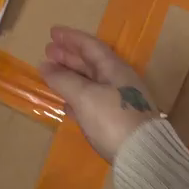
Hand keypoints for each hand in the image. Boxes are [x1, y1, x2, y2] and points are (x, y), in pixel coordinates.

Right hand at [39, 26, 160, 162]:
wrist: (143, 157)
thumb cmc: (113, 119)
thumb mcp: (85, 96)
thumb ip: (63, 80)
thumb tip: (45, 66)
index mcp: (114, 69)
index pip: (90, 46)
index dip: (71, 38)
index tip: (52, 32)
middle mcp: (119, 81)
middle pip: (91, 63)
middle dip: (69, 55)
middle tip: (48, 50)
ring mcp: (119, 102)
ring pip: (91, 82)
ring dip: (71, 76)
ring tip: (52, 73)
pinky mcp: (117, 122)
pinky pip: (92, 101)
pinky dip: (77, 97)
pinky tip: (66, 103)